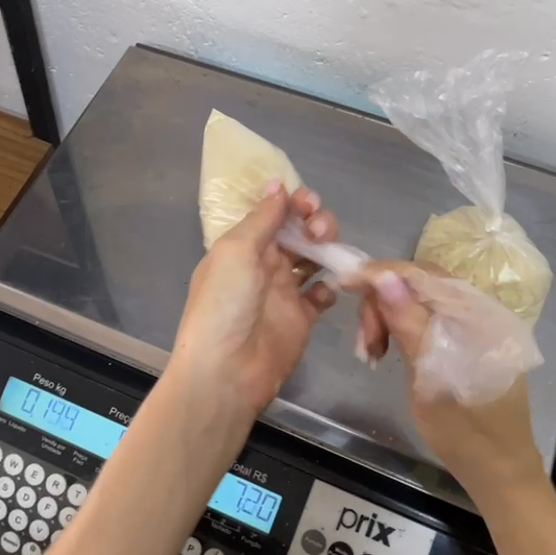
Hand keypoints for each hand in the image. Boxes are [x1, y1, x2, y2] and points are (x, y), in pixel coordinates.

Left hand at [167, 184, 340, 421]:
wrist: (226, 370)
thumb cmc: (224, 304)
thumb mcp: (235, 251)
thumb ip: (262, 218)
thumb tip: (278, 184)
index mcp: (241, 246)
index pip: (272, 213)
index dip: (293, 202)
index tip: (308, 201)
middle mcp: (263, 264)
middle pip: (297, 232)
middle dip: (314, 221)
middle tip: (319, 229)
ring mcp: (283, 291)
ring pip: (313, 257)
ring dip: (326, 246)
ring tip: (329, 249)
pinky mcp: (301, 318)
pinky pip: (322, 294)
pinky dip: (331, 285)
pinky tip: (331, 284)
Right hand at [356, 263, 541, 486]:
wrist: (500, 472)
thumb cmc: (466, 433)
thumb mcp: (430, 379)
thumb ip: (408, 324)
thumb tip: (383, 276)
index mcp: (477, 316)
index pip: (421, 273)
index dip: (379, 273)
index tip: (343, 284)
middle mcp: (478, 311)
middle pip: (415, 284)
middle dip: (380, 304)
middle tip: (365, 345)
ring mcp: (472, 324)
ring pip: (415, 300)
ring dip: (385, 319)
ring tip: (372, 354)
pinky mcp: (463, 338)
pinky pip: (423, 318)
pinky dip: (399, 329)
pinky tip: (386, 353)